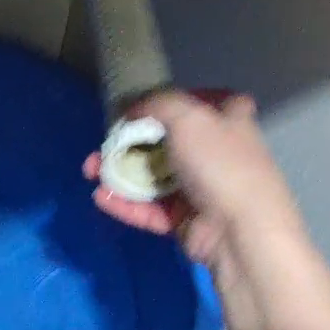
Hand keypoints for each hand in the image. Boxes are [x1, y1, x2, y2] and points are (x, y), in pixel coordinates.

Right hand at [83, 91, 304, 266]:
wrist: (240, 230)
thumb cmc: (220, 163)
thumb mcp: (189, 117)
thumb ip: (158, 103)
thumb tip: (133, 107)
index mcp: (230, 124)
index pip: (217, 103)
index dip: (192, 99)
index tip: (159, 103)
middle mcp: (218, 155)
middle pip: (171, 142)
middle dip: (132, 142)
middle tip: (104, 142)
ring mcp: (201, 191)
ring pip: (153, 177)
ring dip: (119, 173)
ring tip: (90, 171)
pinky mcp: (185, 221)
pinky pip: (150, 209)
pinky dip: (125, 203)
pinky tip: (100, 196)